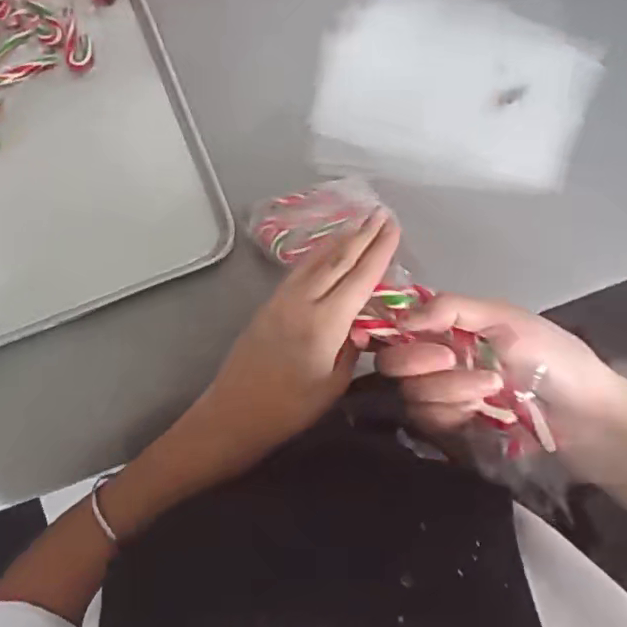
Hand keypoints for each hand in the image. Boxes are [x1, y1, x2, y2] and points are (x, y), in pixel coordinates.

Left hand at [182, 210, 401, 474]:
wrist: (233, 413)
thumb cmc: (288, 409)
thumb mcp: (333, 385)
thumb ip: (351, 349)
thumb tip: (360, 326)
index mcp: (324, 322)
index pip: (359, 278)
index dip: (378, 251)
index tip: (393, 227)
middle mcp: (301, 302)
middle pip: (336, 261)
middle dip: (361, 236)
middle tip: (380, 214)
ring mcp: (280, 302)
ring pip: (314, 262)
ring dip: (338, 241)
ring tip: (357, 224)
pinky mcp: (267, 307)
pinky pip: (298, 272)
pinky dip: (317, 257)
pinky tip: (324, 253)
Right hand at [374, 295, 626, 480]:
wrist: (589, 420)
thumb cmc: (554, 360)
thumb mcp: (508, 320)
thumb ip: (451, 309)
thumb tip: (400, 318)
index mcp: (448, 328)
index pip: (397, 326)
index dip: (389, 330)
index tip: (405, 334)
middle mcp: (436, 361)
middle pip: (393, 362)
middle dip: (419, 361)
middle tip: (452, 359)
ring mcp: (441, 397)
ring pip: (411, 392)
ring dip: (449, 388)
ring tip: (492, 388)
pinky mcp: (449, 429)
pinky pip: (426, 420)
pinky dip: (452, 413)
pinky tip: (482, 411)